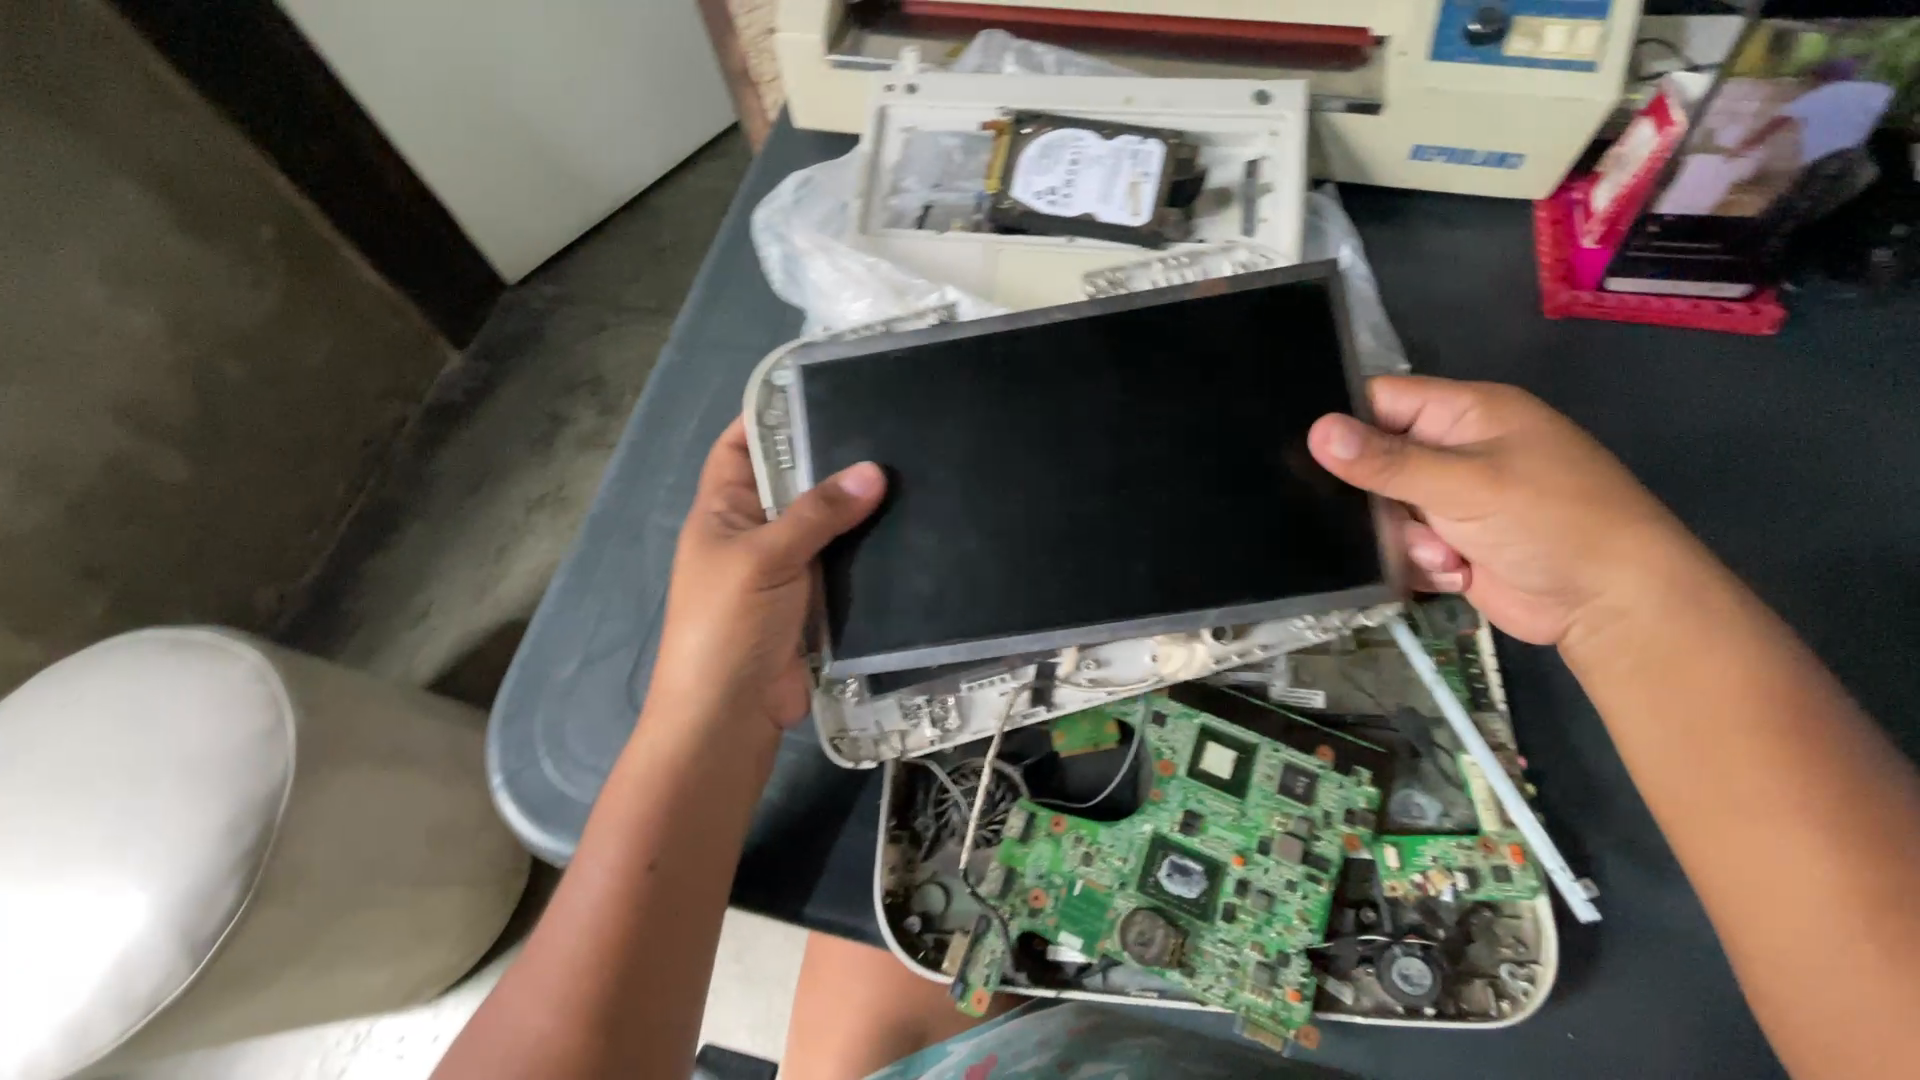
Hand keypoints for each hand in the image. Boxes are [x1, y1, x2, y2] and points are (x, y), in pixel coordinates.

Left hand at [646, 418, 885, 732]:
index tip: (822, 392)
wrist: (730, 715)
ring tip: (910, 469)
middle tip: (888, 428)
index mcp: (723, 511)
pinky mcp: (816, 602)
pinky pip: (845, 565)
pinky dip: (870, 551)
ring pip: (825, 525)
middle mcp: (754, 532)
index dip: (770, 417)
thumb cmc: (727, 625)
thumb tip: (874, 470)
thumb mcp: (766, 558)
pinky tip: (911, 530)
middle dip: (831, 460)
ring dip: (857, 508)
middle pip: (793, 483)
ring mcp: (787, 569)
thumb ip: (818, 513)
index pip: (740, 446)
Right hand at [1308, 376, 1689, 646]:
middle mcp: (1455, 450)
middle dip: (1376, 497)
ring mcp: (1453, 499)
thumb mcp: (1464, 484)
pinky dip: (1419, 561)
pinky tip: (1454, 571)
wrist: (1611, 604)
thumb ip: (1386, 462)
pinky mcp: (1451, 542)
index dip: (1343, 423)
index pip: (1380, 401)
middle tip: (1386, 518)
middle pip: (1374, 461)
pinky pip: (1403, 545)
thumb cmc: (1551, 521)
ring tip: (1444, 553)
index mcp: (1465, 413)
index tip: (1308, 455)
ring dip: (1404, 537)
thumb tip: (1315, 430)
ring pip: (1384, 511)